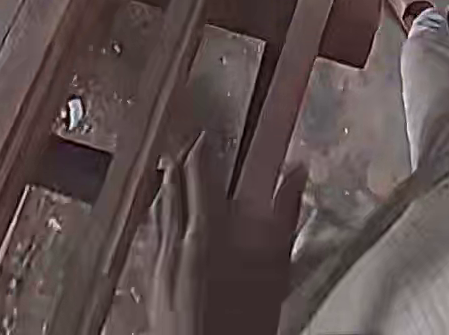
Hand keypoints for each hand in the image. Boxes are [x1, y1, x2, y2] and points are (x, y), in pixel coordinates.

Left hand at [147, 140, 305, 334]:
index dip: (202, 149)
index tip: (208, 132)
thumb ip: (285, 214)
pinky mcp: (151, 285)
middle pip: (173, 187)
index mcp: (205, 230)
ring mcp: (158, 264)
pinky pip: (151, 234)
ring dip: (168, 186)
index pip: (199, 173)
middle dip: (182, 162)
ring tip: (174, 170)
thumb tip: (298, 169)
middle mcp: (175, 240)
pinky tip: (161, 216)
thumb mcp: (274, 269)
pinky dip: (158, 214)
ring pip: (158, 210)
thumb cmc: (242, 321)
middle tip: (193, 144)